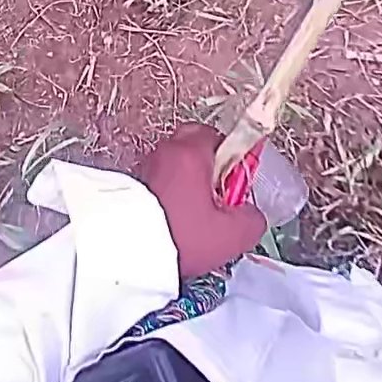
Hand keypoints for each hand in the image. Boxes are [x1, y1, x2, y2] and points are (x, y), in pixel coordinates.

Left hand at [135, 124, 267, 278]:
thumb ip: (251, 217)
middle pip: (191, 143)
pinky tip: (178, 215)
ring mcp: (147, 164)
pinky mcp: (134, 181)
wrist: (131, 246)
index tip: (237, 179)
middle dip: (210, 163)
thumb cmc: (180, 234)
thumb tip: (250, 212)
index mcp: (190, 153)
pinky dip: (172, 188)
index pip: (214, 135)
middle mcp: (165, 151)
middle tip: (220, 193)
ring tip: (199, 210)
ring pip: (175, 161)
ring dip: (189, 178)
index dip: (231, 155)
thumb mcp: (232, 234)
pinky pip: (161, 176)